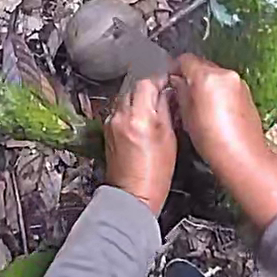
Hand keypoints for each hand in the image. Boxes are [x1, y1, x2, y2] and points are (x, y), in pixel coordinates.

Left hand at [104, 77, 175, 215]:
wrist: (132, 195)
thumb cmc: (154, 175)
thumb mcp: (169, 139)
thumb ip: (167, 111)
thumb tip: (168, 93)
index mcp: (140, 117)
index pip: (147, 84)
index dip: (160, 80)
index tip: (168, 82)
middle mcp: (121, 116)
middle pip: (135, 88)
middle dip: (149, 89)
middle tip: (163, 96)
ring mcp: (112, 122)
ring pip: (126, 97)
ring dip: (139, 99)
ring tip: (153, 111)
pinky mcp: (107, 129)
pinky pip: (119, 110)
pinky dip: (130, 110)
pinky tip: (140, 121)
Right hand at [170, 54, 276, 228]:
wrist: (243, 158)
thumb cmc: (215, 142)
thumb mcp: (186, 115)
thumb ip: (180, 92)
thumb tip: (177, 83)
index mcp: (207, 77)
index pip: (185, 60)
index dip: (174, 68)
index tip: (170, 78)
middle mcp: (225, 75)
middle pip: (201, 66)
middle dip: (190, 76)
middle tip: (181, 93)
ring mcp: (238, 84)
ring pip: (214, 75)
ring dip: (204, 84)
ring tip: (197, 106)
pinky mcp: (246, 93)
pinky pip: (226, 85)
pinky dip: (217, 92)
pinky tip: (212, 111)